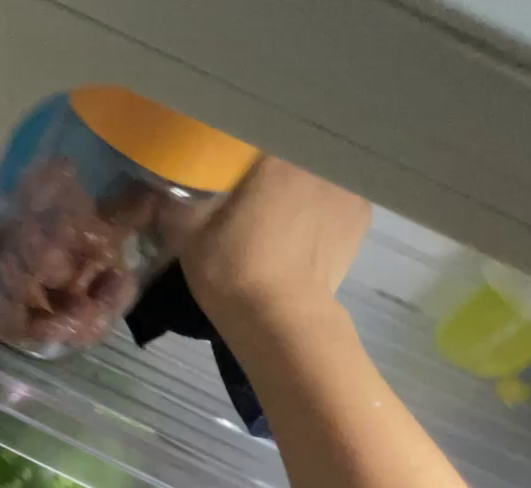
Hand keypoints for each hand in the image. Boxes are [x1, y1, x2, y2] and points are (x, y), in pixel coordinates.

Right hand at [178, 157, 370, 323]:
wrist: (278, 316)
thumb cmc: (230, 269)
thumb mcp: (187, 235)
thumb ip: (178, 201)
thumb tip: (168, 183)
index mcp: (275, 157)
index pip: (261, 128)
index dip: (246, 142)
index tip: (232, 158)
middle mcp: (320, 160)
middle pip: (295, 146)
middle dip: (278, 160)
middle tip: (257, 184)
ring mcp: (349, 185)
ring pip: (320, 170)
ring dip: (303, 182)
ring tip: (282, 209)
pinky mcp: (362, 213)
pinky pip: (339, 196)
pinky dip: (323, 206)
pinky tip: (305, 228)